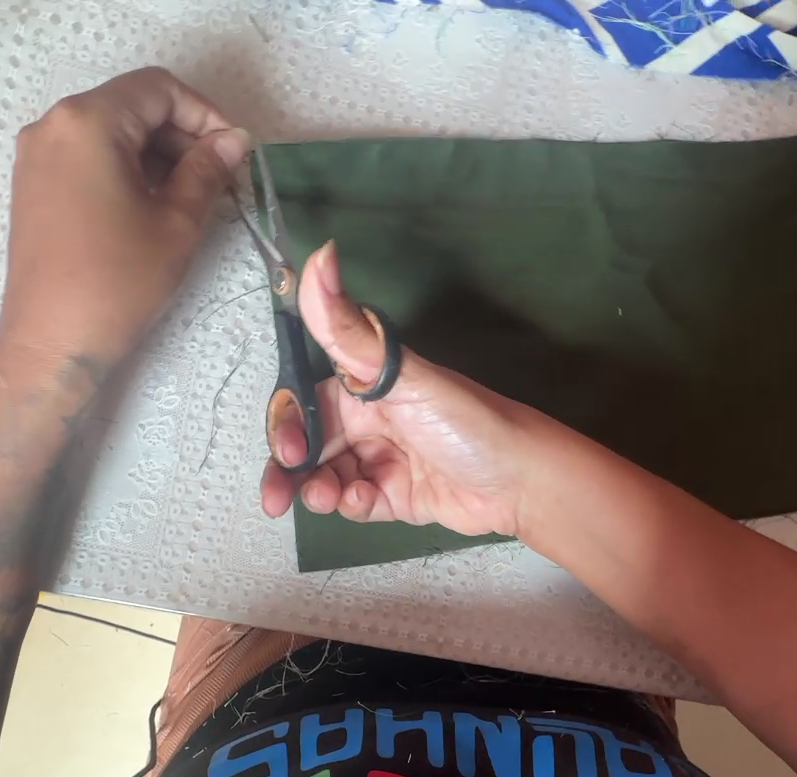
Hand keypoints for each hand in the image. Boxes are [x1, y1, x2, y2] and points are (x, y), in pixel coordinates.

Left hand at [0, 69, 248, 366]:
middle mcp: (55, 124)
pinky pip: (91, 157)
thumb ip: (206, 172)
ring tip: (194, 199)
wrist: (54, 337)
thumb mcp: (176, 224)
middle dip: (183, 136)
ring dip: (158, 156)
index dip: (205, 114)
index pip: (157, 89)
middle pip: (132, 106)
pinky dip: (129, 170)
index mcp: (89, 122)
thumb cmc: (120, 280)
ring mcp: (38, 154)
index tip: (236, 153)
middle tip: (222, 180)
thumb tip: (233, 140)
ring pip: (113, 133)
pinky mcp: (35, 184)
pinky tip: (154, 208)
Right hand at [260, 241, 544, 537]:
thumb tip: (320, 253)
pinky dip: (351, 503)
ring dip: (317, 490)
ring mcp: (381, 460)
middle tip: (278, 498)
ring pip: (326, 476)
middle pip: (311, 445)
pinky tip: (366, 500)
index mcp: (367, 387)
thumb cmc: (467, 422)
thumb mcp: (406, 376)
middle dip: (288, 470)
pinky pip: (355, 501)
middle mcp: (370, 421)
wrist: (519, 481)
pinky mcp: (394, 496)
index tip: (287, 451)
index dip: (289, 424)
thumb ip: (350, 330)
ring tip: (331, 499)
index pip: (308, 403)